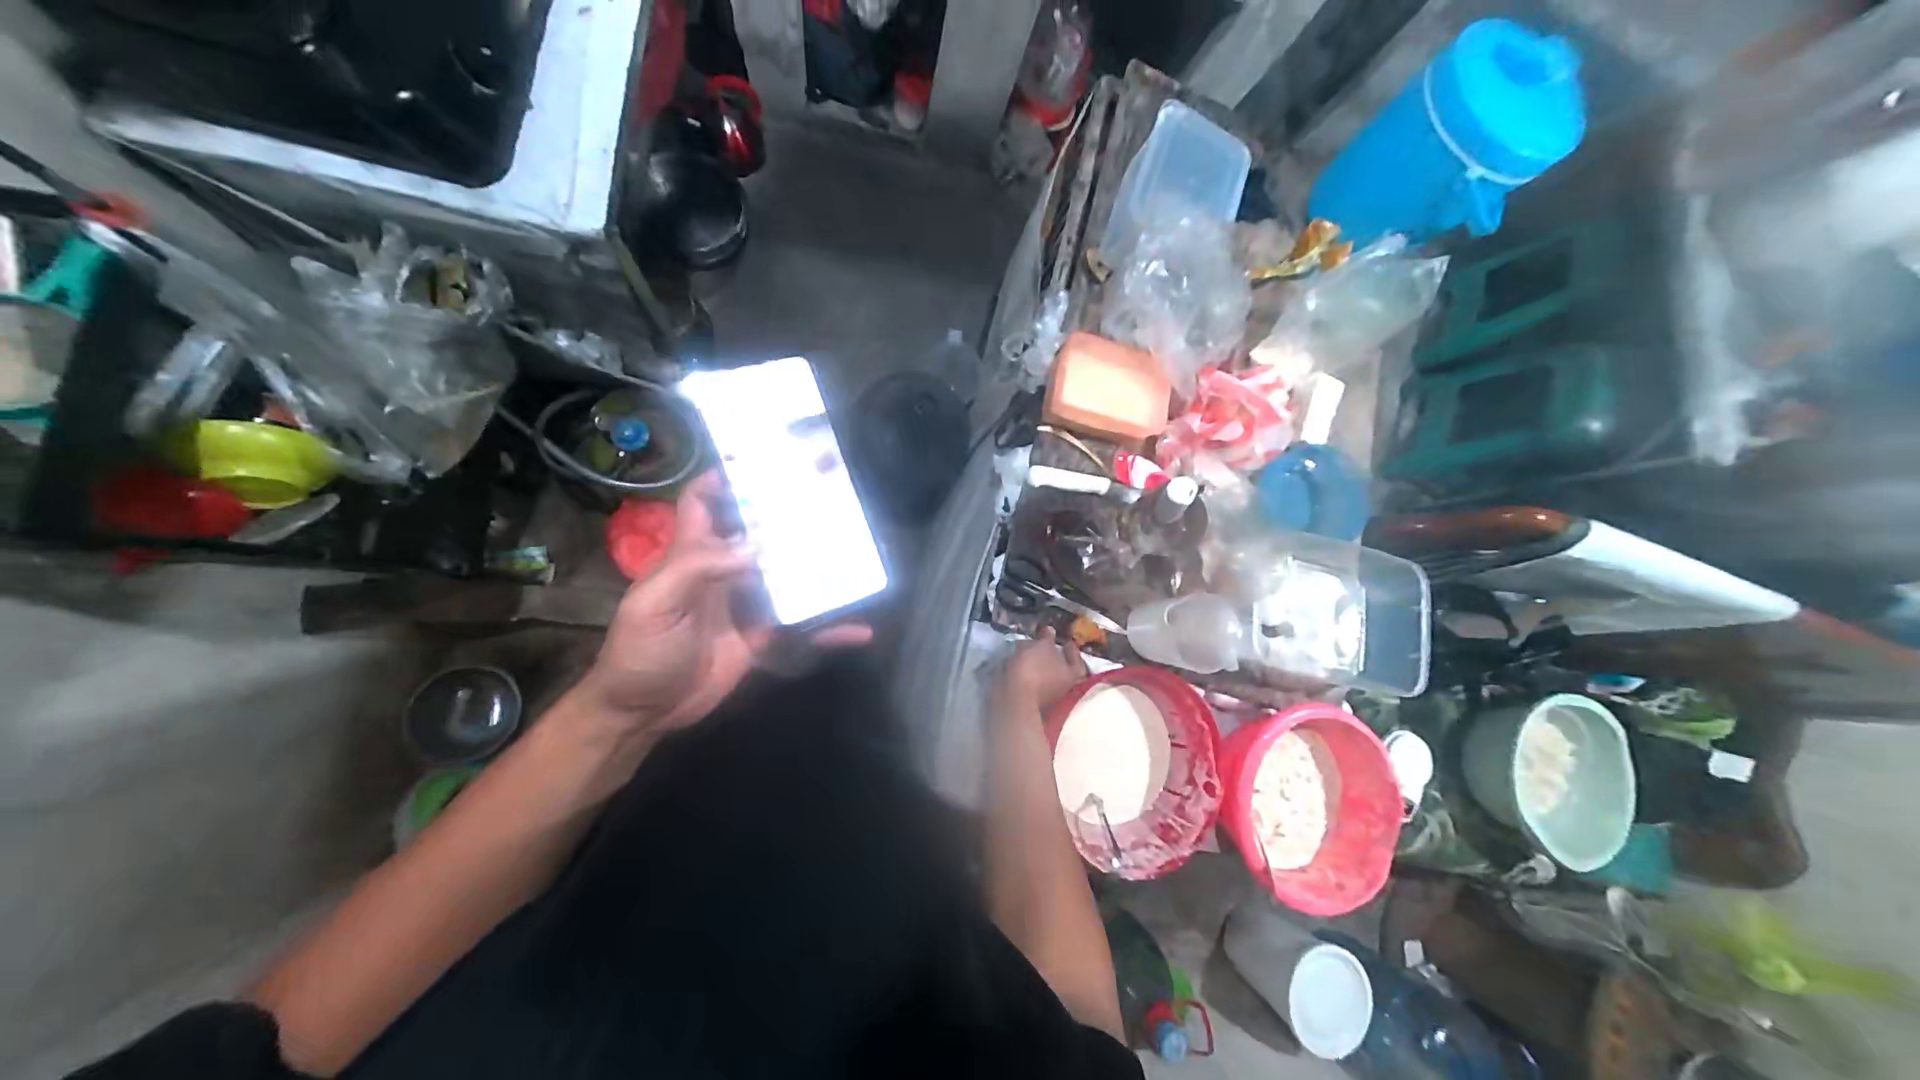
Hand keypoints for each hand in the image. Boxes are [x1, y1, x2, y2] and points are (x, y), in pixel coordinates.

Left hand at [576, 471, 871, 738]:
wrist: (644, 711)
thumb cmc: (639, 651)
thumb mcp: (655, 604)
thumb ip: (697, 568)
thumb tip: (756, 545)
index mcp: (690, 556)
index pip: (702, 505)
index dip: (722, 480)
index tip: (759, 462)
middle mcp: (724, 573)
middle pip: (759, 535)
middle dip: (787, 517)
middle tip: (829, 499)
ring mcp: (747, 605)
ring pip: (788, 577)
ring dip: (818, 568)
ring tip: (857, 553)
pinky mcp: (764, 638)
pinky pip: (802, 628)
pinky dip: (830, 629)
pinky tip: (861, 628)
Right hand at [997, 627, 1088, 715]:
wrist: (1014, 697)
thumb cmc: (1034, 668)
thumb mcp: (1042, 646)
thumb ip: (1048, 638)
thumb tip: (1051, 631)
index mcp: (1072, 674)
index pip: (1077, 659)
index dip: (1071, 648)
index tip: (1065, 640)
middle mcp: (1064, 687)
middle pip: (1063, 669)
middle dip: (1056, 657)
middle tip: (1048, 645)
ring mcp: (1049, 695)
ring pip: (1048, 675)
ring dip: (1041, 664)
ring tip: (1031, 651)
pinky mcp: (1033, 698)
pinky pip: (1035, 681)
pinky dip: (1032, 672)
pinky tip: (1023, 663)